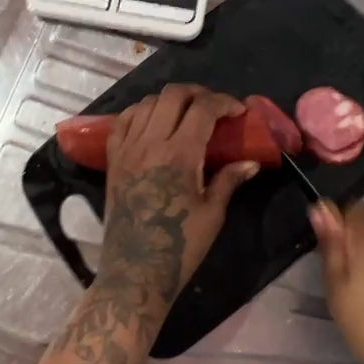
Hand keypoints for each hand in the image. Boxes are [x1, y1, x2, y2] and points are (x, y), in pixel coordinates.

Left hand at [99, 83, 259, 301]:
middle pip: (173, 95)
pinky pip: (123, 120)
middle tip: (214, 107)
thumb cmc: (180, 245)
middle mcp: (150, 143)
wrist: (136, 270)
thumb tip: (251, 162)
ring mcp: (127, 149)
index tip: (238, 111)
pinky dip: (140, 112)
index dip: (224, 102)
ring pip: (147, 102)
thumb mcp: (213, 213)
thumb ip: (229, 179)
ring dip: (170, 100)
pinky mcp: (112, 159)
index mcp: (180, 154)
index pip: (202, 108)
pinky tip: (153, 121)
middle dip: (198, 93)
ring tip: (186, 113)